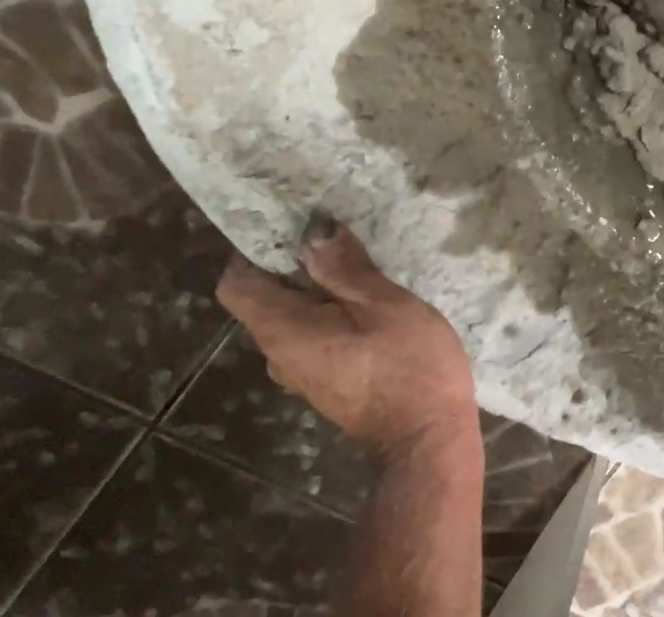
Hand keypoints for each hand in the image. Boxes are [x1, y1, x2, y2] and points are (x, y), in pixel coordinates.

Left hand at [217, 219, 479, 462]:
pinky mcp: (325, 384)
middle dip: (297, 269)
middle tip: (346, 244)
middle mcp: (277, 354)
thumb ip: (346, 269)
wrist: (426, 435)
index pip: (237, 283)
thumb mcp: (387, 305)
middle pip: (266, 301)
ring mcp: (300, 374)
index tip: (297, 229)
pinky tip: (374, 313)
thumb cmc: (408, 363)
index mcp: (283, 329)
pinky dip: (332, 318)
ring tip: (366, 276)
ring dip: (319, 295)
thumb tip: (312, 231)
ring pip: (293, 320)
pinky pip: (313, 339)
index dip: (256, 251)